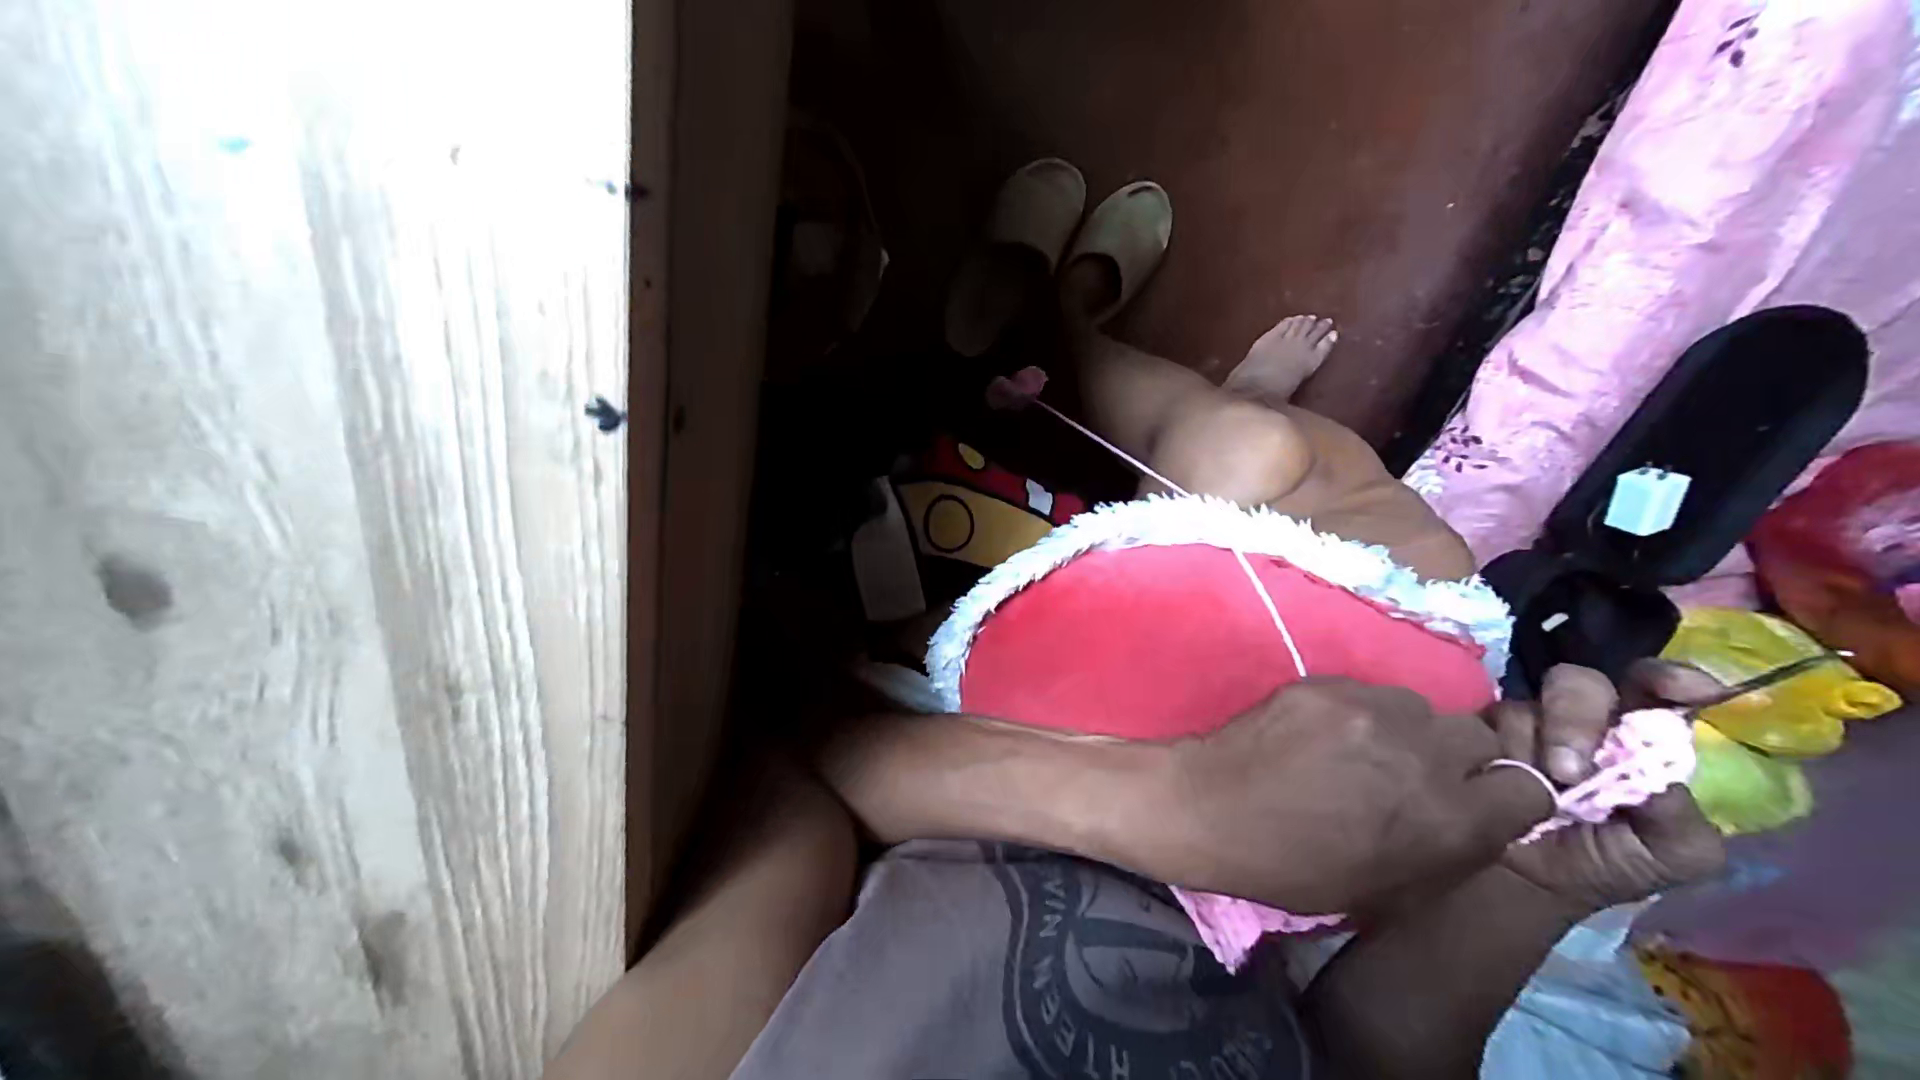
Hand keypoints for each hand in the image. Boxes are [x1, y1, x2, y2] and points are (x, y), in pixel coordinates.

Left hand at [1133, 678, 1556, 914]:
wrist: (1208, 808)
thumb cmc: (1290, 864)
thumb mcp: (1386, 887)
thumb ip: (1447, 847)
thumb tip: (1476, 817)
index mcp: (1448, 819)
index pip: (1527, 788)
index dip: (1496, 797)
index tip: (1469, 801)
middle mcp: (1420, 753)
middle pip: (1475, 738)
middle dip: (1454, 759)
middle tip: (1407, 773)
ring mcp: (1368, 709)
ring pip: (1418, 707)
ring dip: (1403, 729)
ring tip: (1360, 749)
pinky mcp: (1323, 683)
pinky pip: (1365, 691)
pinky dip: (1356, 709)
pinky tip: (1321, 730)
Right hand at [1492, 662, 1727, 916]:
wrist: (1526, 883)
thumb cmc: (1607, 863)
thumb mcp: (1672, 855)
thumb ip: (1683, 819)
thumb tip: (1653, 778)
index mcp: (1638, 739)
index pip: (1655, 688)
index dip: (1666, 678)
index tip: (1673, 689)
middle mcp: (1582, 721)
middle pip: (1580, 684)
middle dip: (1575, 718)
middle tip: (1567, 771)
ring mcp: (1526, 725)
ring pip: (1524, 706)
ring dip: (1529, 747)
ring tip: (1533, 791)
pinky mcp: (1478, 732)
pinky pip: (1480, 724)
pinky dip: (1491, 750)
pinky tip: (1497, 777)